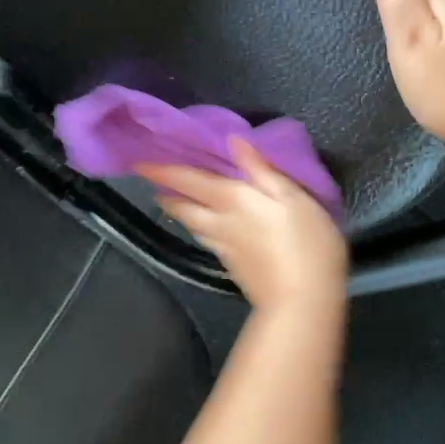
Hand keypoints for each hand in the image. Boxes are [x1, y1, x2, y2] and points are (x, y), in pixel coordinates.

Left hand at [139, 140, 346, 313]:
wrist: (301, 302)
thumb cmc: (306, 244)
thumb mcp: (292, 197)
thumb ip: (261, 169)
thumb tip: (234, 140)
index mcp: (231, 199)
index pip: (188, 180)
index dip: (162, 171)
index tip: (139, 164)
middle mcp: (219, 222)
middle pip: (183, 206)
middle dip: (166, 193)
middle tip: (154, 183)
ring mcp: (223, 247)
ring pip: (192, 225)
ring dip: (179, 211)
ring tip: (173, 201)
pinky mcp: (230, 266)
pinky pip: (205, 239)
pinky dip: (198, 227)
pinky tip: (205, 228)